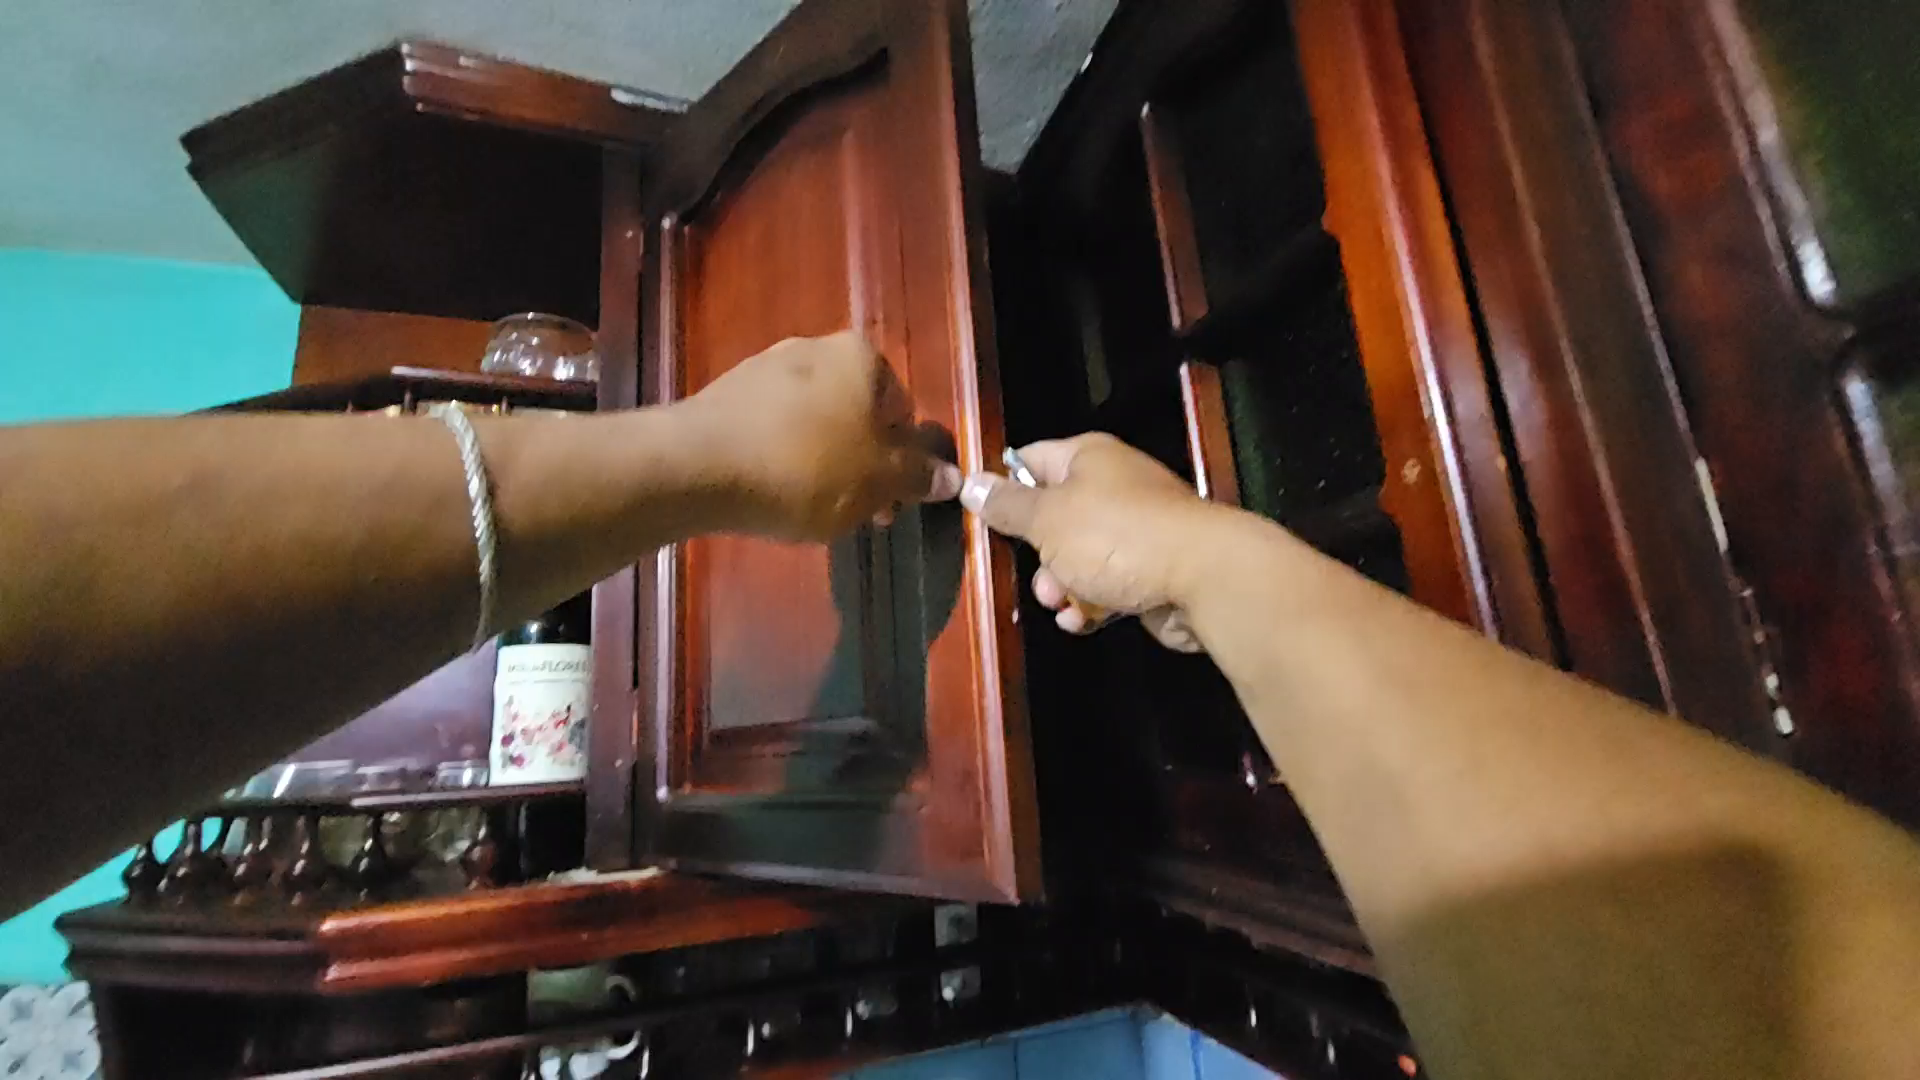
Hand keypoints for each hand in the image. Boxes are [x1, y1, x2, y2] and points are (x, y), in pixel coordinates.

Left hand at [683, 331, 959, 540]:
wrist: (698, 467)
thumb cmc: (807, 468)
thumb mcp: (879, 481)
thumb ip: (919, 476)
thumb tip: (953, 477)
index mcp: (861, 358)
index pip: (903, 411)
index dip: (904, 462)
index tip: (890, 502)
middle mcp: (815, 348)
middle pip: (859, 415)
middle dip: (864, 464)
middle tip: (858, 511)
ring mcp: (766, 367)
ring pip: (817, 422)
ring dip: (827, 462)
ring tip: (813, 508)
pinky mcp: (727, 394)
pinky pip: (775, 429)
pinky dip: (785, 457)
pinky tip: (775, 491)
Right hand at [959, 433, 1226, 651]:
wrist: (1201, 578)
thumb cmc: (1115, 537)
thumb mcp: (1047, 519)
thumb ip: (1006, 505)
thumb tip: (970, 483)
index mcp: (1087, 459)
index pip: (1030, 459)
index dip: (1004, 486)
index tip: (983, 517)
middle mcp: (1111, 488)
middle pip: (1052, 517)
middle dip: (1037, 553)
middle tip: (1035, 576)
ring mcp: (1133, 531)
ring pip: (1076, 557)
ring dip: (1060, 585)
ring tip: (1061, 603)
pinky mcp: (1148, 570)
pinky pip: (1105, 584)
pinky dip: (1090, 602)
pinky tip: (1082, 619)